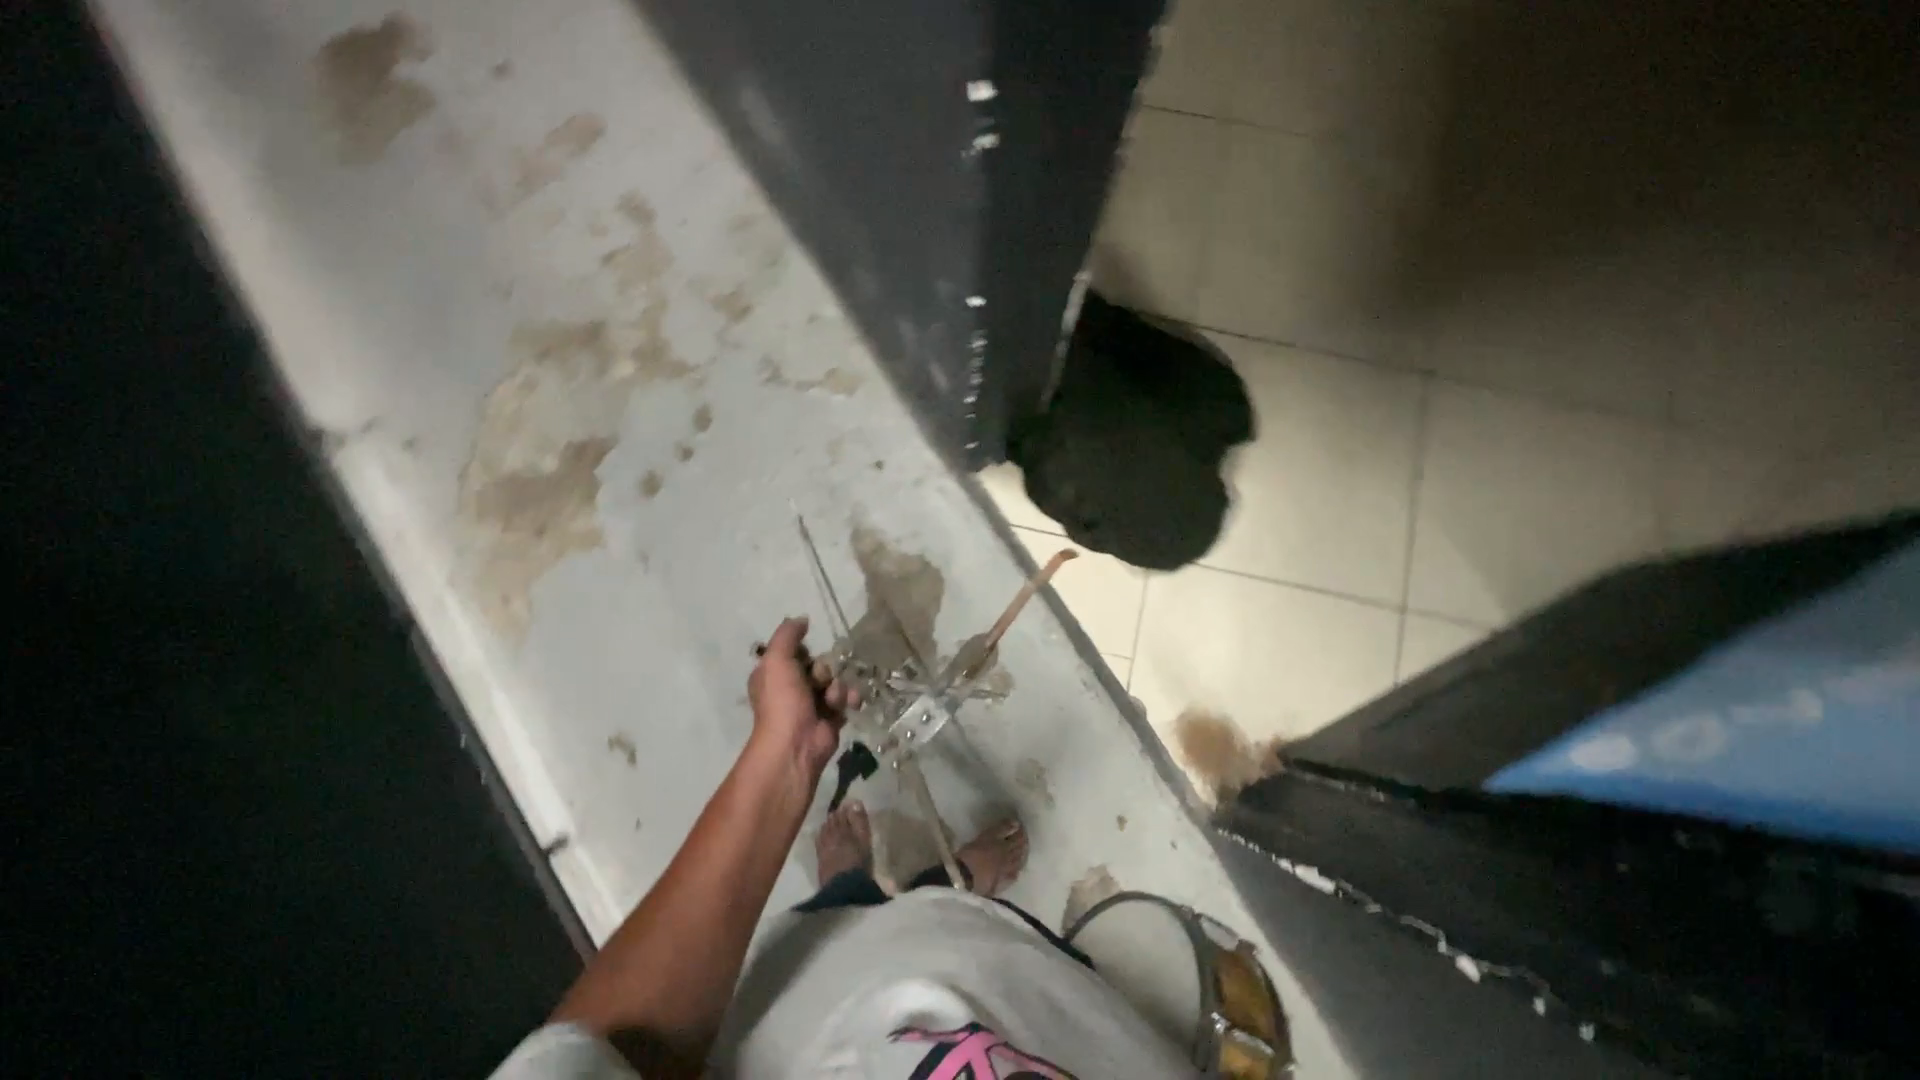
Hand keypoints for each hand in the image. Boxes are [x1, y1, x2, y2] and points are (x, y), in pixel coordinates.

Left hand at [747, 617, 860, 780]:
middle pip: (820, 664)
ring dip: (838, 686)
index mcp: (774, 674)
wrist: (796, 744)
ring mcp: (813, 703)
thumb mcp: (776, 660)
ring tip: (832, 698)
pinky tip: (849, 704)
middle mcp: (792, 687)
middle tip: (818, 680)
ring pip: (836, 680)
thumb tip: (802, 619)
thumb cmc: (782, 701)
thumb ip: (787, 635)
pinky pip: (847, 698)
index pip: (796, 651)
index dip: (805, 651)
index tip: (806, 655)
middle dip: (824, 670)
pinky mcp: (832, 716)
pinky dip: (849, 699)